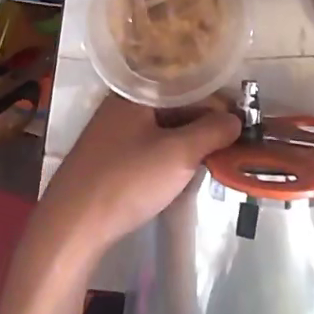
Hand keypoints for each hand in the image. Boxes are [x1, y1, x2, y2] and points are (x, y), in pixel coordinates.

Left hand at [36, 95, 240, 257]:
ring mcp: (111, 131)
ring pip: (161, 128)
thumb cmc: (128, 181)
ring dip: (188, 142)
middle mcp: (122, 104)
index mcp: (136, 93)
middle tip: (230, 148)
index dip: (217, 105)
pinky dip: (168, 155)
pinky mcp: (106, 157)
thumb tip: (235, 119)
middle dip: (204, 125)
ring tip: (211, 162)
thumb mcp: (179, 154)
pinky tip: (180, 174)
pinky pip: (147, 145)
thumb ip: (212, 131)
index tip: (241, 126)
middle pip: (174, 106)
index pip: (187, 87)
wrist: (72, 225)